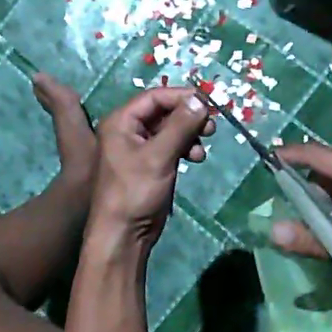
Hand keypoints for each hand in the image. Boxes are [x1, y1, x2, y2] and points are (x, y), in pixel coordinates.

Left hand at [88, 87, 214, 248]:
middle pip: (163, 111)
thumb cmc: (134, 192)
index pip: (154, 97)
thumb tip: (200, 100)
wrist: (124, 235)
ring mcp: (139, 148)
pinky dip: (185, 147)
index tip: (207, 102)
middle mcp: (128, 130)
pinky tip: (196, 158)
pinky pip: (171, 146)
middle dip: (188, 116)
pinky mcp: (150, 164)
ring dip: (189, 133)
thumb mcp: (159, 156)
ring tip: (205, 143)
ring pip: (170, 129)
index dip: (181, 97)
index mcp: (121, 122)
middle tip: (210, 125)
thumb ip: (180, 126)